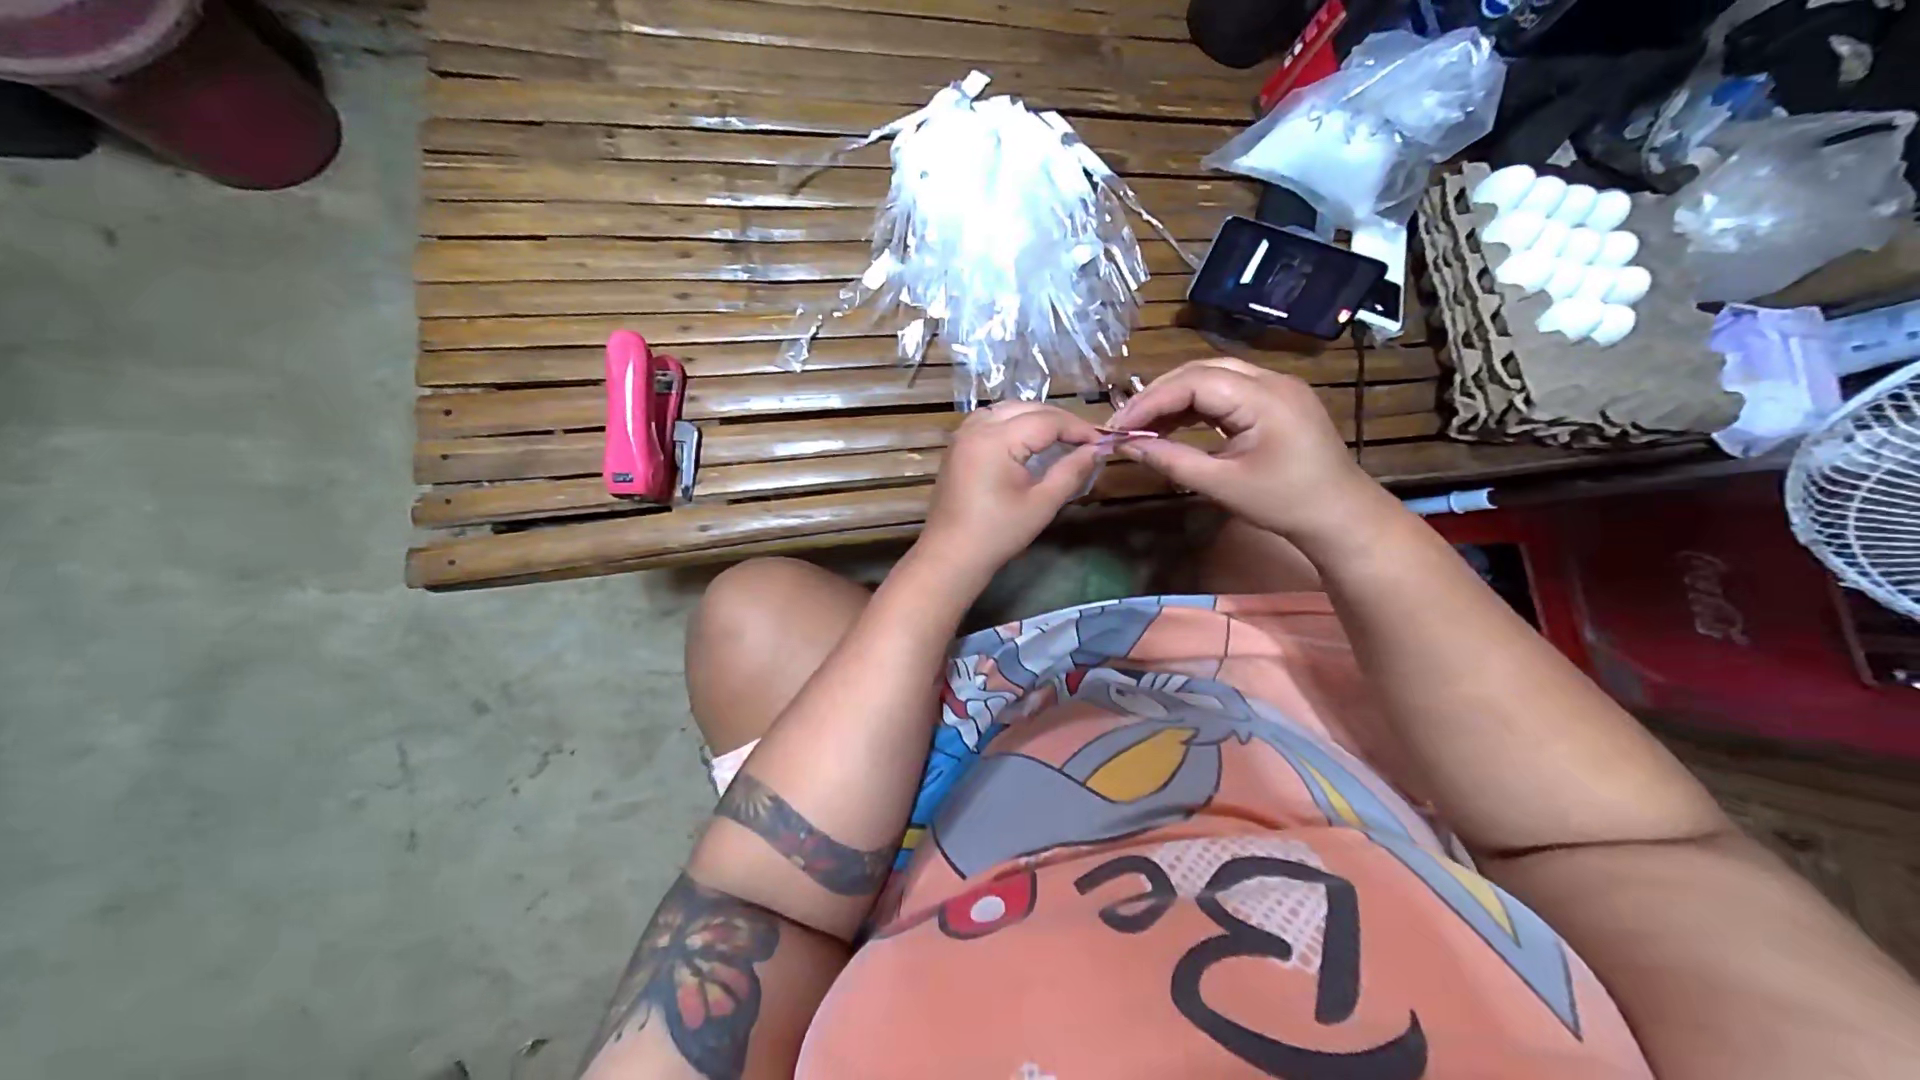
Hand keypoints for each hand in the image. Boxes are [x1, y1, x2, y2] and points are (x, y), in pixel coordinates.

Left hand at [918, 402, 1105, 577]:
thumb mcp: (1042, 503)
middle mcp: (976, 428)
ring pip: (1006, 410)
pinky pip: (989, 421)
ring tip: (1060, 437)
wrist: (951, 555)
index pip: (1046, 420)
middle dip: (1058, 420)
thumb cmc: (998, 533)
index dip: (1078, 428)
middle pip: (1026, 408)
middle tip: (1085, 439)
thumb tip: (1096, 450)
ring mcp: (962, 435)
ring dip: (1034, 417)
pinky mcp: (957, 447)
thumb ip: (1071, 471)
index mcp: (996, 440)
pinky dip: (1012, 423)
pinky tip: (1027, 440)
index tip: (1101, 441)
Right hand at [1109, 358, 1387, 545]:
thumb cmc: (1284, 503)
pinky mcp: (1274, 400)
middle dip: (1157, 395)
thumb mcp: (1221, 485)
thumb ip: (1171, 461)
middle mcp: (1271, 380)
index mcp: (1264, 398)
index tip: (1118, 426)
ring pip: (1211, 376)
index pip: (1193, 382)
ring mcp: (1275, 387)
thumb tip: (1126, 446)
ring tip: (1142, 425)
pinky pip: (1226, 391)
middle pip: (1200, 370)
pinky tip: (1172, 424)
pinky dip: (1194, 404)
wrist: (1339, 514)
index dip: (1150, 401)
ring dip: (1174, 397)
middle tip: (1124, 423)